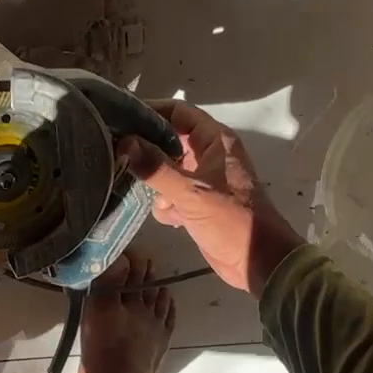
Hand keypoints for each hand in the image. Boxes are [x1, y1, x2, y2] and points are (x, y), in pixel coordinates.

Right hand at [116, 100, 303, 295]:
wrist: (257, 262)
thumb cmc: (232, 220)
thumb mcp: (191, 192)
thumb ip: (156, 168)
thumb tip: (124, 143)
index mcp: (215, 141)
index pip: (178, 112)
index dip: (150, 111)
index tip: (119, 116)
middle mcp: (208, 155)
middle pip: (169, 141)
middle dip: (147, 151)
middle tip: (115, 154)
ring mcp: (203, 181)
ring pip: (166, 171)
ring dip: (156, 184)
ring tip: (144, 192)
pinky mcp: (198, 205)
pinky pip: (171, 196)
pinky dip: (166, 206)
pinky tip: (170, 218)